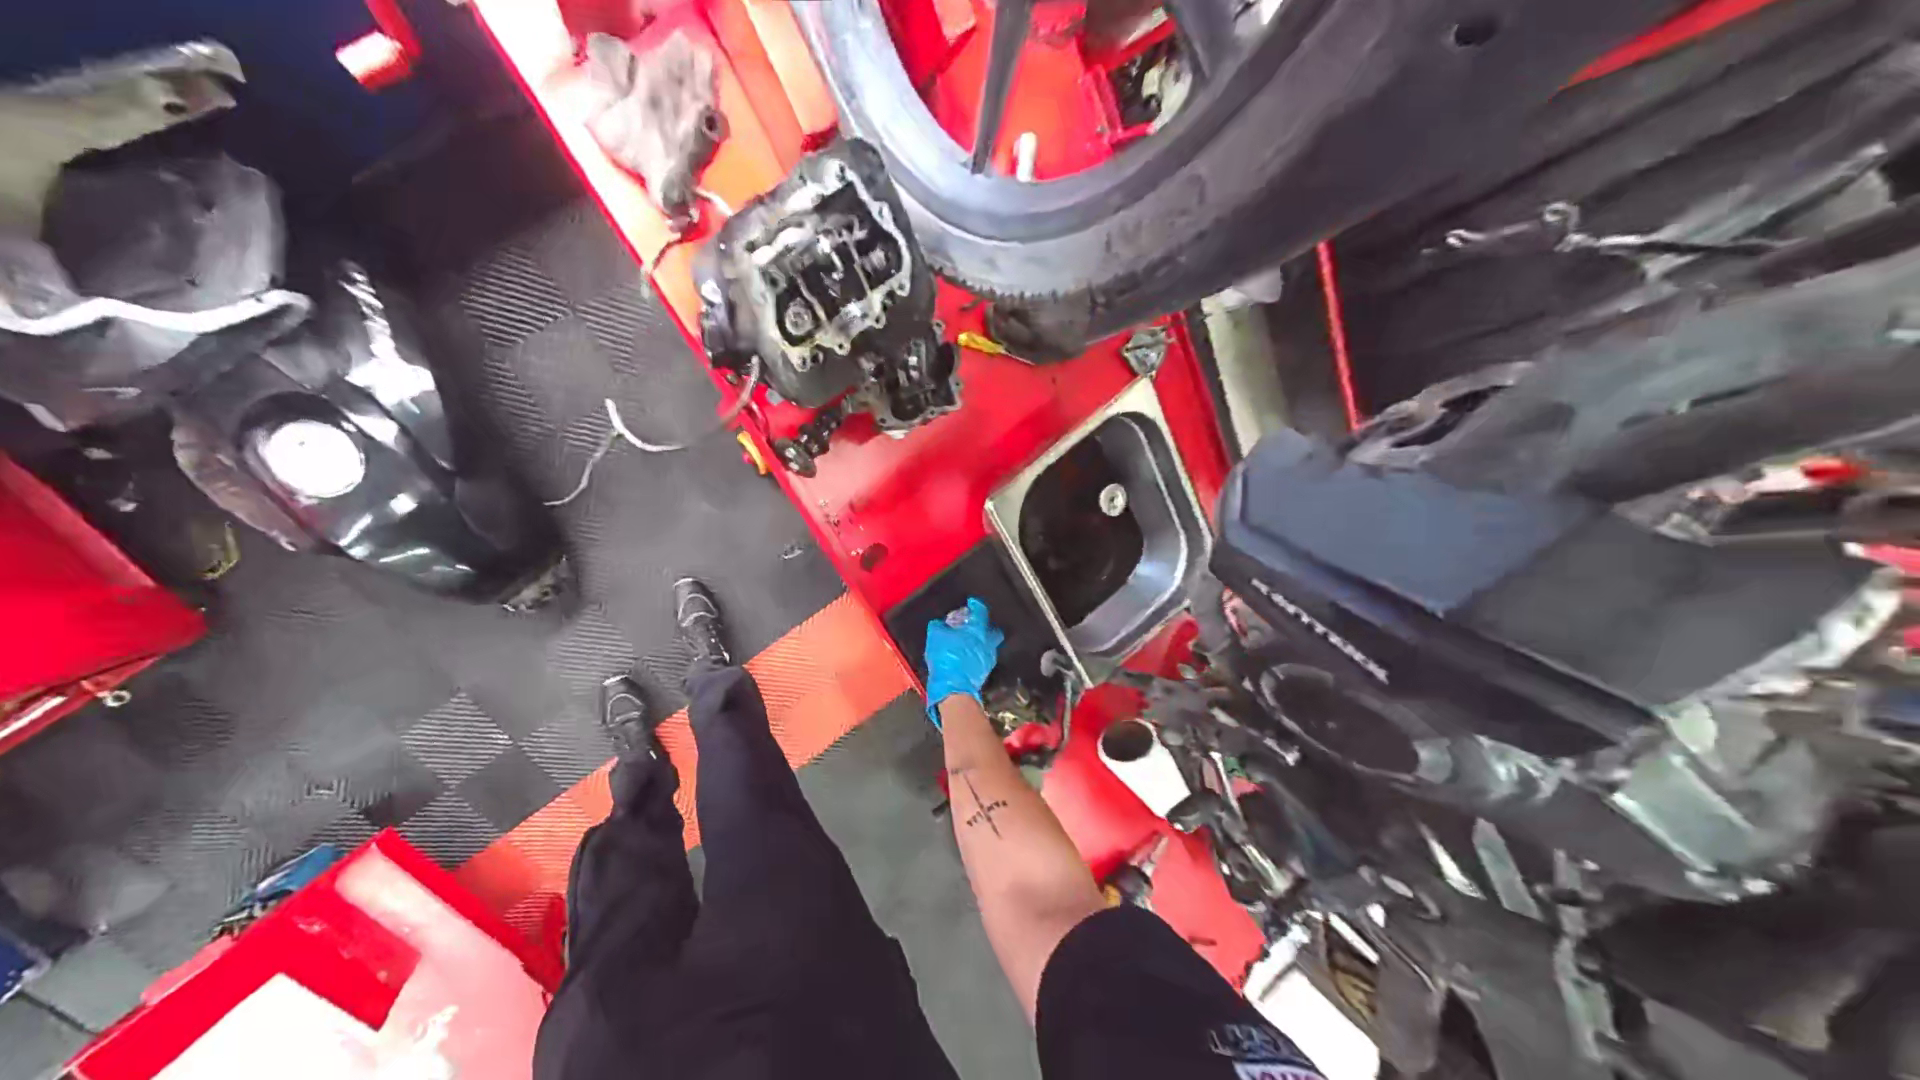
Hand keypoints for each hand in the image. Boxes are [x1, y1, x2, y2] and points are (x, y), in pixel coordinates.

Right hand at [923, 597, 1004, 726]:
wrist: (954, 688)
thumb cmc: (947, 658)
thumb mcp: (936, 638)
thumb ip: (938, 627)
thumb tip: (938, 624)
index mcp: (978, 631)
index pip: (981, 612)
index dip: (976, 606)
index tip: (972, 603)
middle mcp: (988, 643)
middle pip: (993, 631)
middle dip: (986, 627)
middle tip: (974, 627)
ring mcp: (988, 659)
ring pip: (989, 646)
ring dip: (981, 643)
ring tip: (968, 643)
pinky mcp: (985, 672)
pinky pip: (983, 658)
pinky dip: (977, 655)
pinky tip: (966, 657)